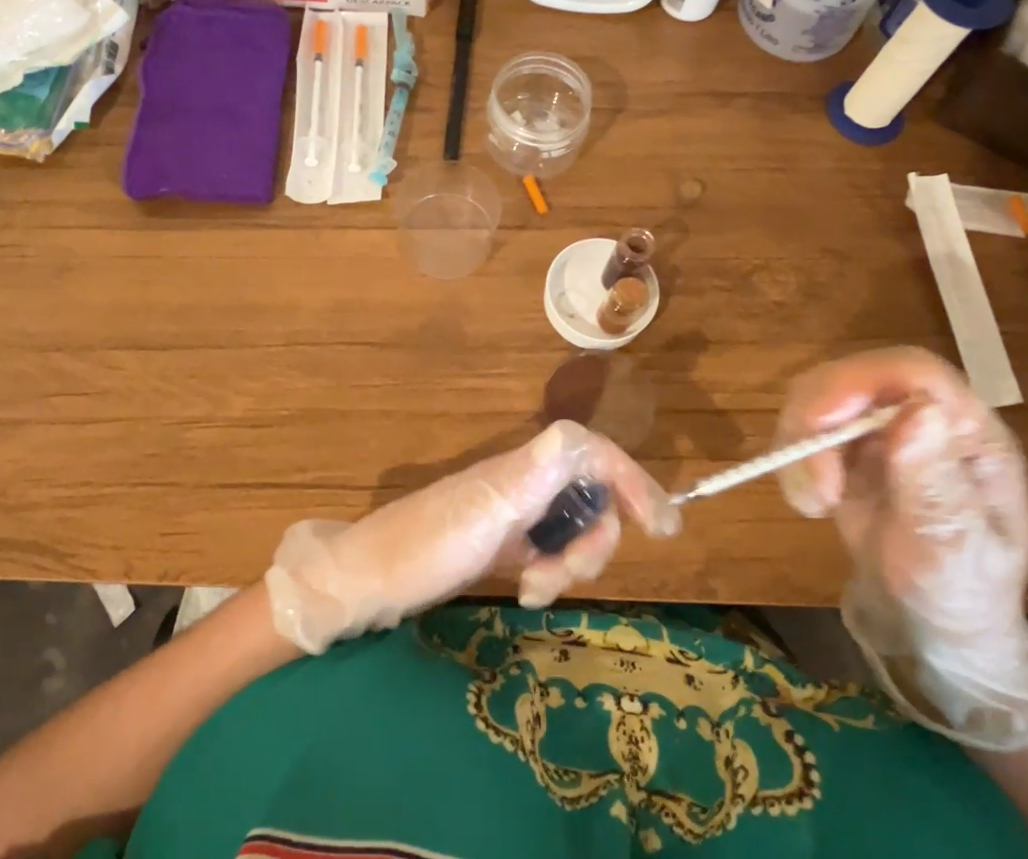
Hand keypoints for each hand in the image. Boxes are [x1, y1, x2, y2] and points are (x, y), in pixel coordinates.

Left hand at [266, 421, 678, 653]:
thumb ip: (531, 477)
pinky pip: (548, 553)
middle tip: (563, 577)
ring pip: (572, 530)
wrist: (365, 583)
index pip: (593, 455)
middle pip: (592, 499)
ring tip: (536, 590)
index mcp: (521, 471)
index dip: (634, 480)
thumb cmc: (423, 548)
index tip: (662, 528)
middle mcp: (522, 485)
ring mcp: (511, 515)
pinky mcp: (501, 545)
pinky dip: (549, 575)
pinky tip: (526, 593)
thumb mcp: (482, 514)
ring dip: (571, 565)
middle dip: (595, 543)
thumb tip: (575, 434)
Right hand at [775, 347, 1027, 750]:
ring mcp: (882, 438)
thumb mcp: (952, 549)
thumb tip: (918, 409)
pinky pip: (805, 434)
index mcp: (968, 433)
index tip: (818, 424)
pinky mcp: (848, 457)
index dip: (856, 382)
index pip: (911, 372)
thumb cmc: (957, 596)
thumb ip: (933, 482)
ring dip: (798, 447)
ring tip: (811, 505)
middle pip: (854, 378)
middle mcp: (924, 423)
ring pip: (820, 402)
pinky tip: (808, 505)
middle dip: (816, 421)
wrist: (931, 635)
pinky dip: (792, 464)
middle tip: (811, 484)